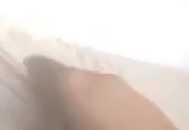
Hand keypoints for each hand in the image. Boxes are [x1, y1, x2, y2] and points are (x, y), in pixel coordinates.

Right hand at [26, 57, 176, 129]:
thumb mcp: (58, 126)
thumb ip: (45, 112)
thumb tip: (38, 107)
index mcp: (69, 79)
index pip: (37, 64)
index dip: (33, 79)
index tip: (35, 96)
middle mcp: (97, 76)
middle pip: (72, 76)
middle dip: (68, 92)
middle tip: (67, 113)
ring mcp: (129, 90)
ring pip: (101, 89)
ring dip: (95, 101)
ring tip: (96, 122)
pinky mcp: (155, 107)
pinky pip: (125, 102)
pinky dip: (118, 111)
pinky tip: (120, 126)